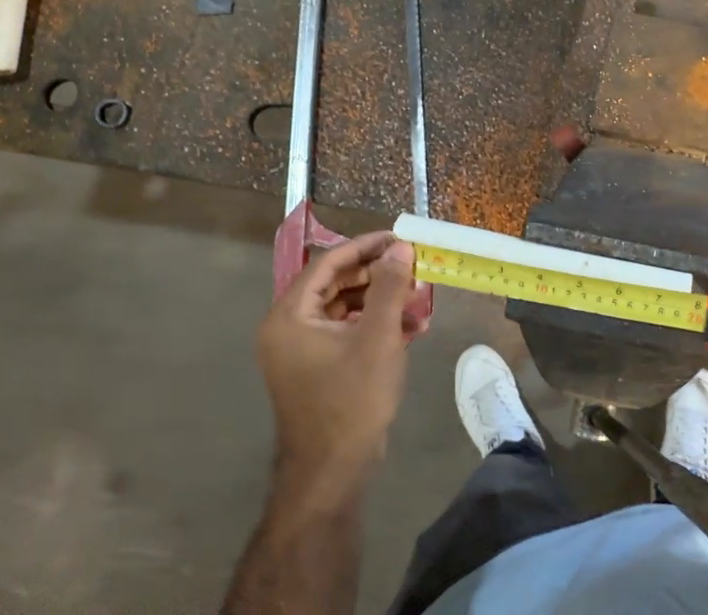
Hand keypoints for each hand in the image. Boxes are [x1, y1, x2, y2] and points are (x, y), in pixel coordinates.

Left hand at [256, 232, 433, 475]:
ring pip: (344, 308)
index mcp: (290, 316)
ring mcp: (301, 350)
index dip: (365, 247)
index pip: (327, 263)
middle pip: (335, 284)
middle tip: (415, 268)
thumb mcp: (377, 337)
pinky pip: (346, 332)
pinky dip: (376, 325)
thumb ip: (389, 287)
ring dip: (382, 300)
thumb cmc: (352, 399)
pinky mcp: (317, 368)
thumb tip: (399, 247)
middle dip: (378, 276)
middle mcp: (288, 328)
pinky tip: (411, 326)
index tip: (400, 238)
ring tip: (419, 299)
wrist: (333, 469)